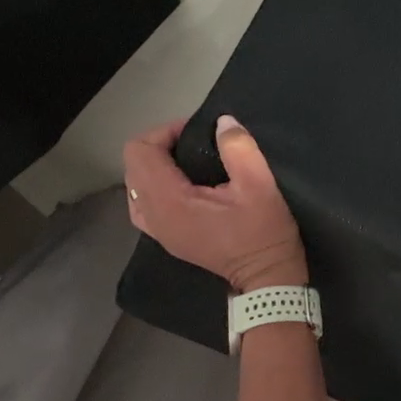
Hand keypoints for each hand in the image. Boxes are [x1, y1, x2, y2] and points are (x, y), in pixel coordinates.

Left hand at [122, 115, 309, 293]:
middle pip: (133, 165)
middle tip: (194, 142)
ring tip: (188, 161)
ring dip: (156, 165)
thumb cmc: (264, 232)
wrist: (267, 277)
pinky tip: (181, 185)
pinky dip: (155, 186)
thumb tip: (222, 122)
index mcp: (171, 202)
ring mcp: (158, 231)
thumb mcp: (259, 185)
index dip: (164, 132)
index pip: (140, 152)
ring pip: (136, 185)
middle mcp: (155, 217)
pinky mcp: (167, 237)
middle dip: (160, 145)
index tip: (196, 132)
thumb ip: (238, 148)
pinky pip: (143, 204)